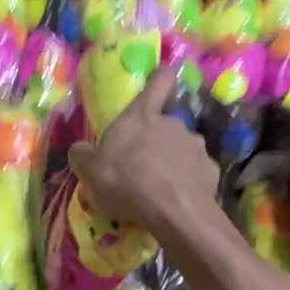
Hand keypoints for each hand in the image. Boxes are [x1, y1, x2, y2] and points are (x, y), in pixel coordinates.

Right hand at [67, 68, 221, 233]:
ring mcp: (195, 146)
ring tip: (161, 187)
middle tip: (143, 165)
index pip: (160, 80)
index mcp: (143, 116)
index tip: (159, 84)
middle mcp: (173, 123)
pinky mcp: (210, 170)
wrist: (174, 211)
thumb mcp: (90, 170)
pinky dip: (188, 182)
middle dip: (157, 139)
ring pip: (183, 148)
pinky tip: (178, 199)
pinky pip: (196, 172)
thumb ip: (82, 156)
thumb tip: (79, 150)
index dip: (161, 78)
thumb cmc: (127, 182)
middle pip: (167, 122)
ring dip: (174, 162)